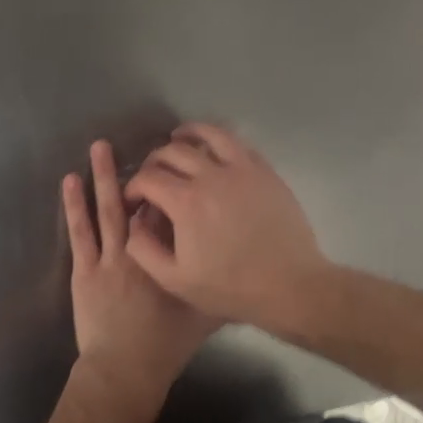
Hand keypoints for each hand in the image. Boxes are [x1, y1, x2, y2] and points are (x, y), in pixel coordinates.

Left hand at [63, 140, 219, 415]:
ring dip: (104, 177)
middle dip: (145, 173)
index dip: (177, 190)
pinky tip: (72, 181)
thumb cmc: (167, 345)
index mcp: (175, 260)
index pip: (177, 217)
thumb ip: (220, 290)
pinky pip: (81, 231)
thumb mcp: (205, 316)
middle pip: (143, 204)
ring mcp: (111, 260)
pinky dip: (75, 205)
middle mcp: (143, 253)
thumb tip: (239, 272)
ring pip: (108, 211)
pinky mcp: (86, 270)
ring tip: (99, 146)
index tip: (178, 164)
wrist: (127, 368)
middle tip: (146, 144)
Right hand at [123, 124, 333, 330]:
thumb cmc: (230, 287)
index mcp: (186, 202)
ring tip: (179, 139)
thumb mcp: (175, 279)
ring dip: (187, 135)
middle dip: (153, 161)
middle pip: (172, 152)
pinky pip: (238, 144)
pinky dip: (219, 141)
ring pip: (209, 135)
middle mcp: (211, 176)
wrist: (290, 286)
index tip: (134, 200)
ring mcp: (242, 170)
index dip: (133, 186)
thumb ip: (143, 249)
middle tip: (152, 177)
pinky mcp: (265, 173)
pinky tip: (214, 151)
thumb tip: (133, 222)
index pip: (147, 177)